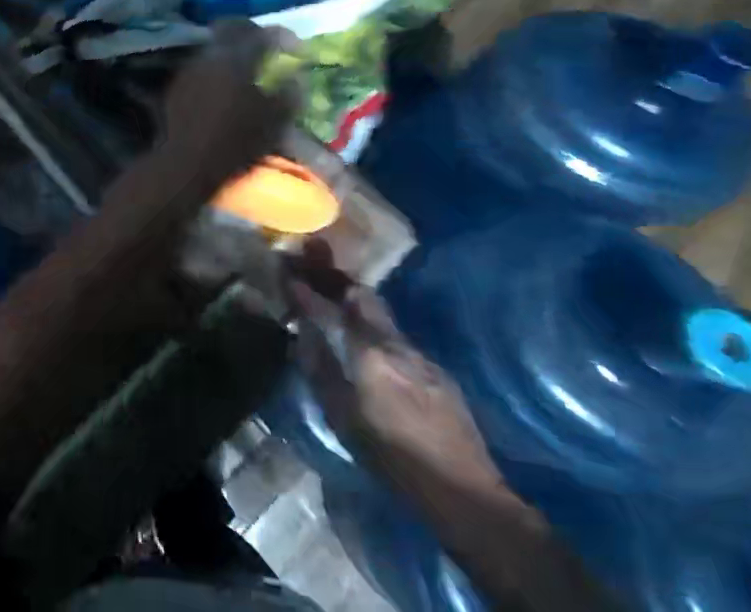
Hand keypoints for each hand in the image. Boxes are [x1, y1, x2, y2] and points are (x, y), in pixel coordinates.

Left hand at [160, 19, 295, 185]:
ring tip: (250, 66)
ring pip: (214, 45)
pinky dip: (218, 67)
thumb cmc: (236, 141)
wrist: (187, 163)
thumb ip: (290, 91)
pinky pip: (202, 65)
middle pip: (232, 28)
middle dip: (254, 33)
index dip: (285, 36)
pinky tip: (226, 85)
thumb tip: (296, 75)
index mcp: (236, 57)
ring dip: (233, 50)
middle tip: (270, 45)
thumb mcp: (275, 120)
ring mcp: (189, 68)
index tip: (298, 50)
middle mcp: (210, 55)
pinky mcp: (177, 85)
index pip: (263, 32)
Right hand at [287, 278, 504, 491]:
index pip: (329, 309)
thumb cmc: (391, 456)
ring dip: (356, 302)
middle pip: (362, 295)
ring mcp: (419, 354)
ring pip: (381, 314)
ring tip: (337, 297)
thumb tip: (302, 335)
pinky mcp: (436, 369)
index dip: (305, 289)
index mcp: (368, 354)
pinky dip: (375, 327)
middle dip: (335, 276)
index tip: (287, 270)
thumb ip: (320, 370)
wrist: (463, 488)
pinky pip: (397, 336)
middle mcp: (394, 343)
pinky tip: (371, 342)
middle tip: (315, 262)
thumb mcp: (342, 418)